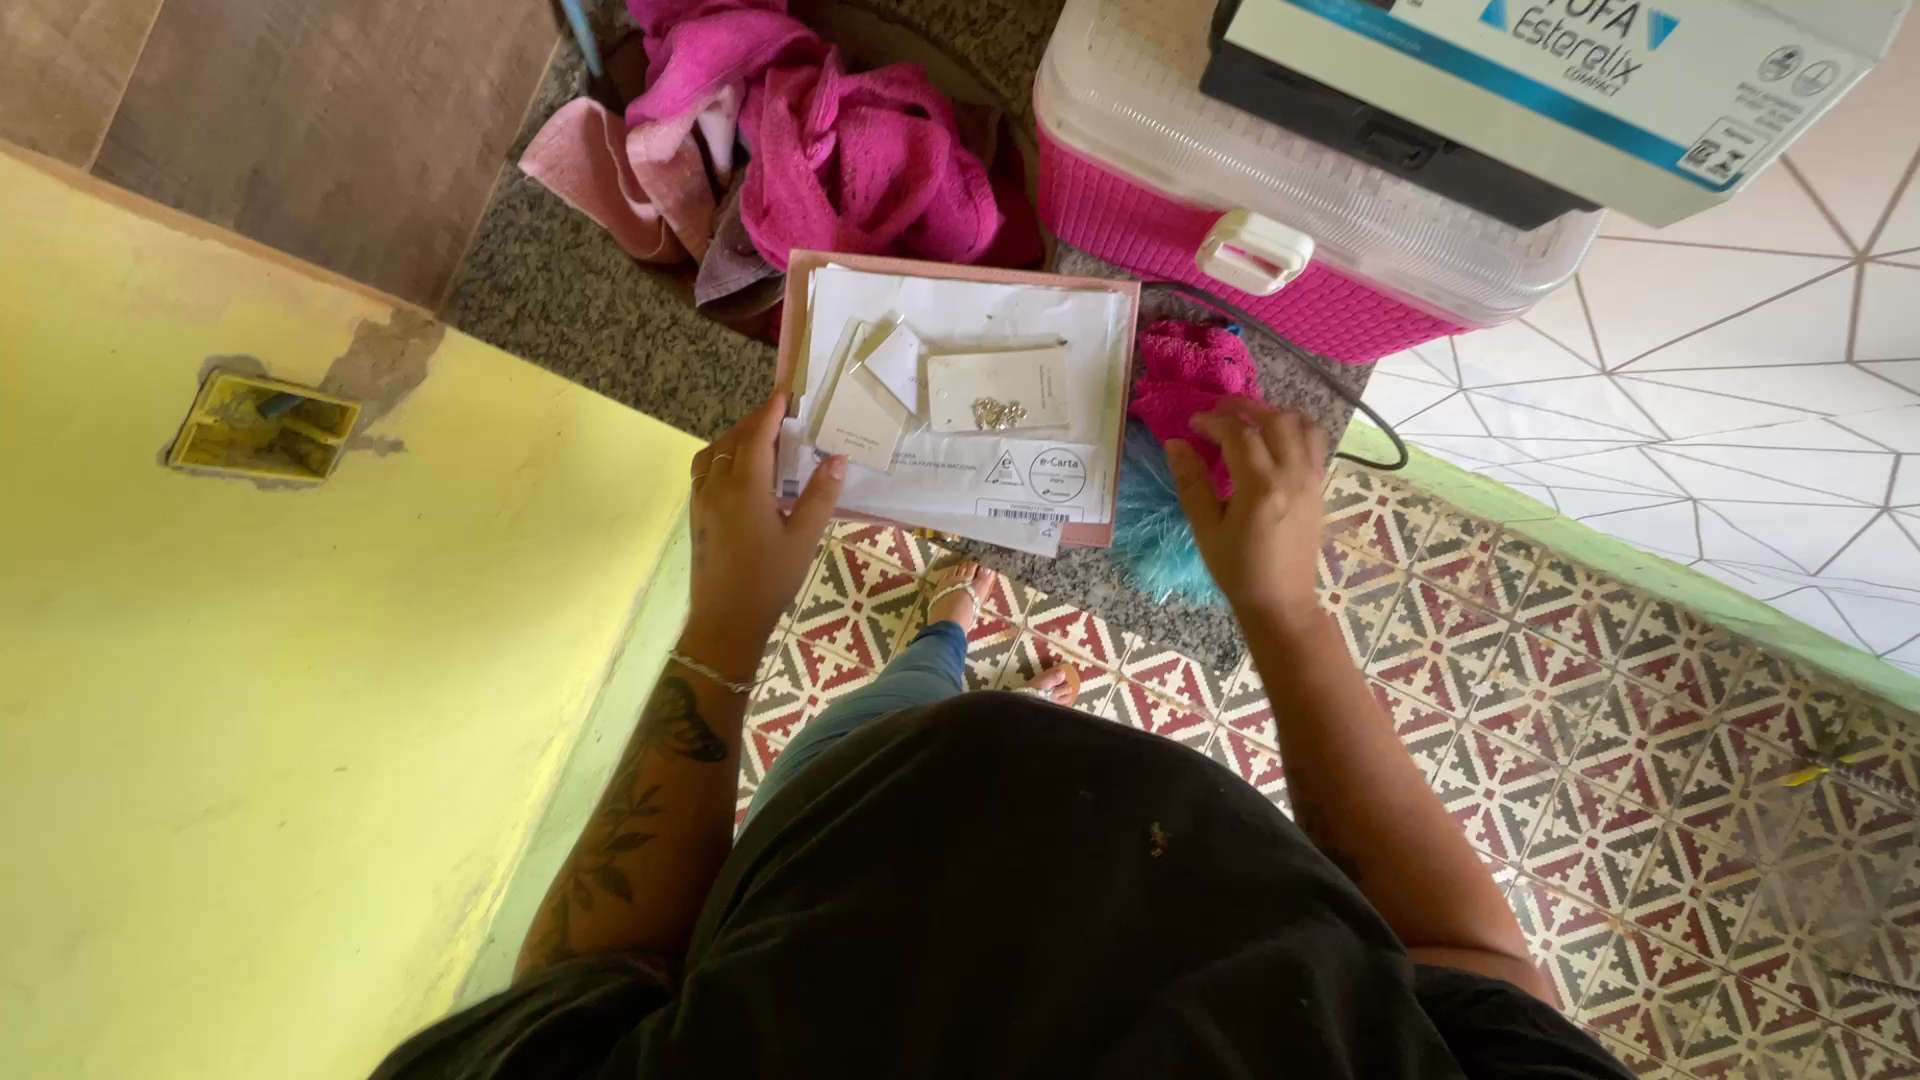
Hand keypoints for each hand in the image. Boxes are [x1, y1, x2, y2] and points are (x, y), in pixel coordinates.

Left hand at [682, 393, 846, 677]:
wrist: (726, 619)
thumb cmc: (770, 579)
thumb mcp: (804, 538)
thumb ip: (820, 495)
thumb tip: (838, 460)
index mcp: (745, 488)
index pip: (757, 436)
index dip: (770, 413)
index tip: (784, 395)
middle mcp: (717, 486)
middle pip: (733, 440)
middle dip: (755, 422)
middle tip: (779, 415)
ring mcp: (701, 500)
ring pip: (713, 453)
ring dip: (735, 438)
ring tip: (759, 439)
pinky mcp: (696, 515)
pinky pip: (704, 471)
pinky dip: (721, 456)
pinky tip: (737, 471)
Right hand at [1166, 398, 1327, 629]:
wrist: (1280, 600)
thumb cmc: (1236, 569)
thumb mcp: (1205, 529)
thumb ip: (1192, 482)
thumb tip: (1176, 444)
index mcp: (1260, 488)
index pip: (1239, 435)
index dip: (1214, 422)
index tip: (1193, 423)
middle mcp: (1292, 477)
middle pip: (1275, 420)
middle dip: (1245, 408)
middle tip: (1219, 412)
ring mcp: (1311, 480)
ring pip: (1302, 425)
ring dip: (1274, 414)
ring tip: (1249, 420)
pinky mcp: (1320, 487)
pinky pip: (1314, 443)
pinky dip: (1295, 429)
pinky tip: (1274, 440)